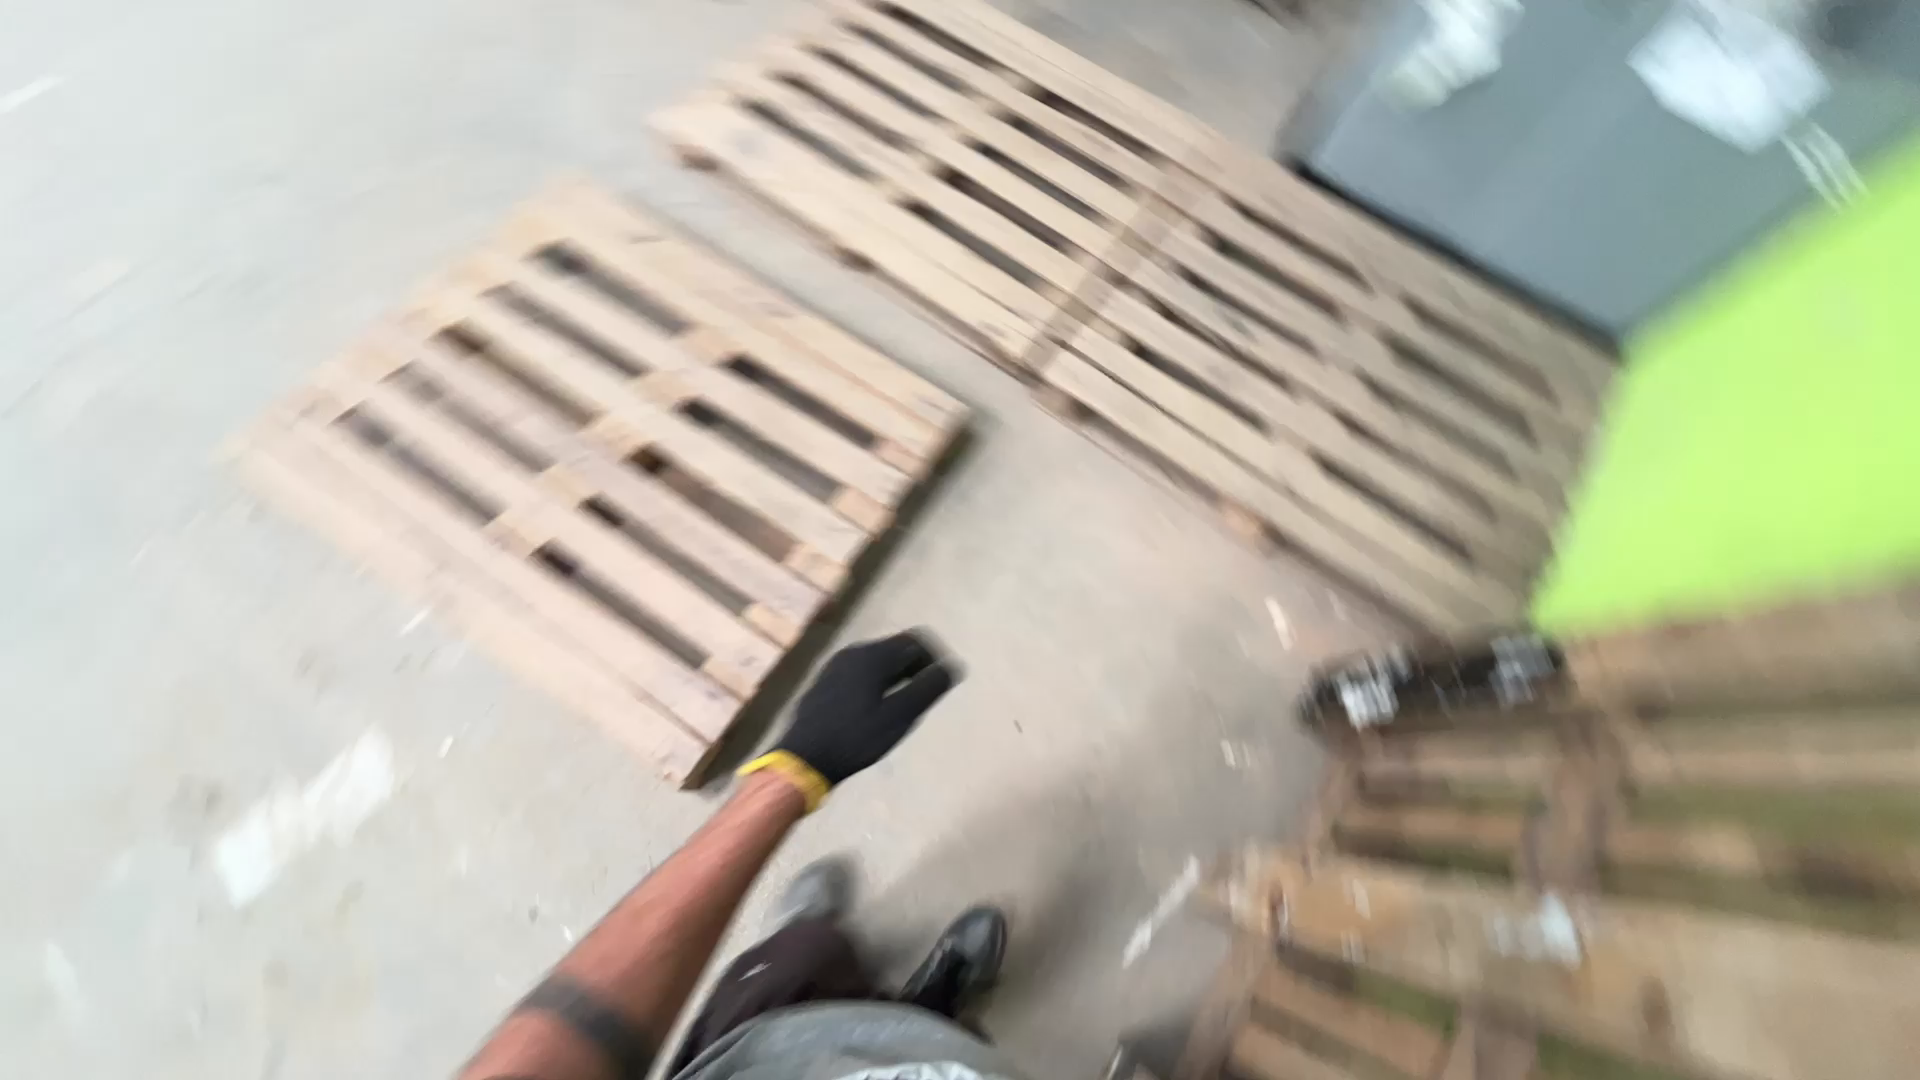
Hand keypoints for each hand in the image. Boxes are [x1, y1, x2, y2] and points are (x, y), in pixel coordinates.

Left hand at [774, 630, 958, 786]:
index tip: (942, 680)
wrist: (803, 758)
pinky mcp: (826, 680)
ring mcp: (836, 665)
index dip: (935, 656)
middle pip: (896, 647)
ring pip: (878, 659)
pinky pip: (862, 670)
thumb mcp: (899, 717)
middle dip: (917, 666)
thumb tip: (951, 668)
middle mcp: (854, 652)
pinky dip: (878, 681)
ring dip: (898, 675)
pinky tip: (877, 708)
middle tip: (926, 695)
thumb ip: (927, 689)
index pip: (915, 639)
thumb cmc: (855, 738)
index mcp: (873, 655)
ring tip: (904, 704)